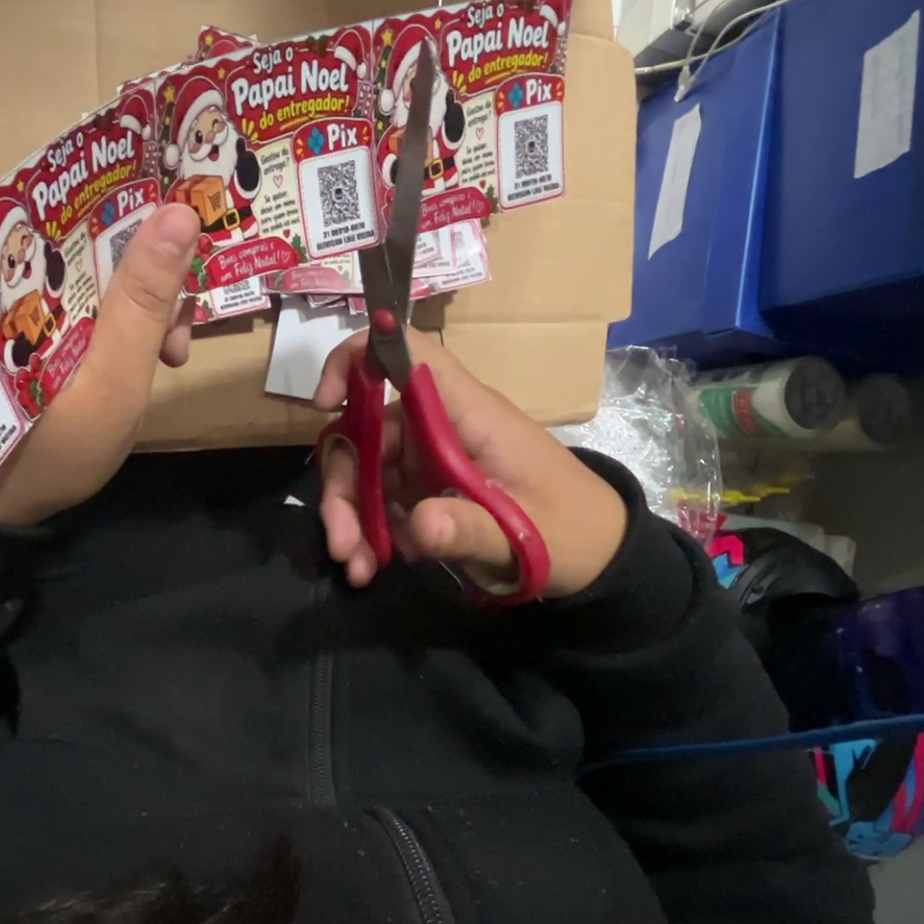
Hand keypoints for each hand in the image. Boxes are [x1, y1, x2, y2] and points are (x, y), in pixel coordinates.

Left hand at [0, 204, 198, 525]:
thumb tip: (179, 211)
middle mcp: (32, 278)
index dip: (148, 214)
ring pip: (115, 277)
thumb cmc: (59, 446)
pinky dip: (138, 328)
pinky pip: (107, 308)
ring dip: (156, 310)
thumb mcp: (115, 376)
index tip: (195, 245)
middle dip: (161, 281)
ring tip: (173, 356)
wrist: (10, 502)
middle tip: (180, 335)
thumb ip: (144, 301)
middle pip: (109, 243)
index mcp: (34, 278)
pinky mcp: (54, 329)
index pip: (90, 208)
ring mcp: (44, 305)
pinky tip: (159, 359)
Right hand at [311, 329, 628, 598]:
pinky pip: (381, 498)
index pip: (411, 356)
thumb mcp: (525, 537)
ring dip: (351, 516)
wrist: (597, 554)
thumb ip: (471, 530)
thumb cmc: (572, 529)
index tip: (326, 401)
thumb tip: (418, 526)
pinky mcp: (426, 488)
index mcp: (469, 414)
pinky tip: (374, 566)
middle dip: (344, 483)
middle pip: (368, 429)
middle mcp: (440, 427)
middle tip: (341, 543)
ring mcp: (429, 458)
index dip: (360, 358)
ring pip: (365, 468)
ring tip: (356, 567)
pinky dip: (369, 531)